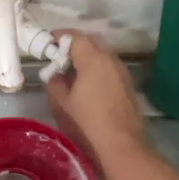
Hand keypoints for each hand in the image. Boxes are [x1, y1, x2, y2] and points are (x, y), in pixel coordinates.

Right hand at [46, 34, 149, 169]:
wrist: (122, 143)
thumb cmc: (88, 122)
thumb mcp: (62, 103)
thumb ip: (55, 82)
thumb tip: (55, 73)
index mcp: (92, 59)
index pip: (75, 37)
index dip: (60, 36)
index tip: (50, 42)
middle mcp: (110, 59)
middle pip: (92, 41)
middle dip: (75, 44)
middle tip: (61, 56)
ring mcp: (122, 70)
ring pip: (104, 53)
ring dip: (89, 55)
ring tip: (75, 71)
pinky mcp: (128, 83)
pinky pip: (111, 66)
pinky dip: (99, 67)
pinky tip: (91, 84)